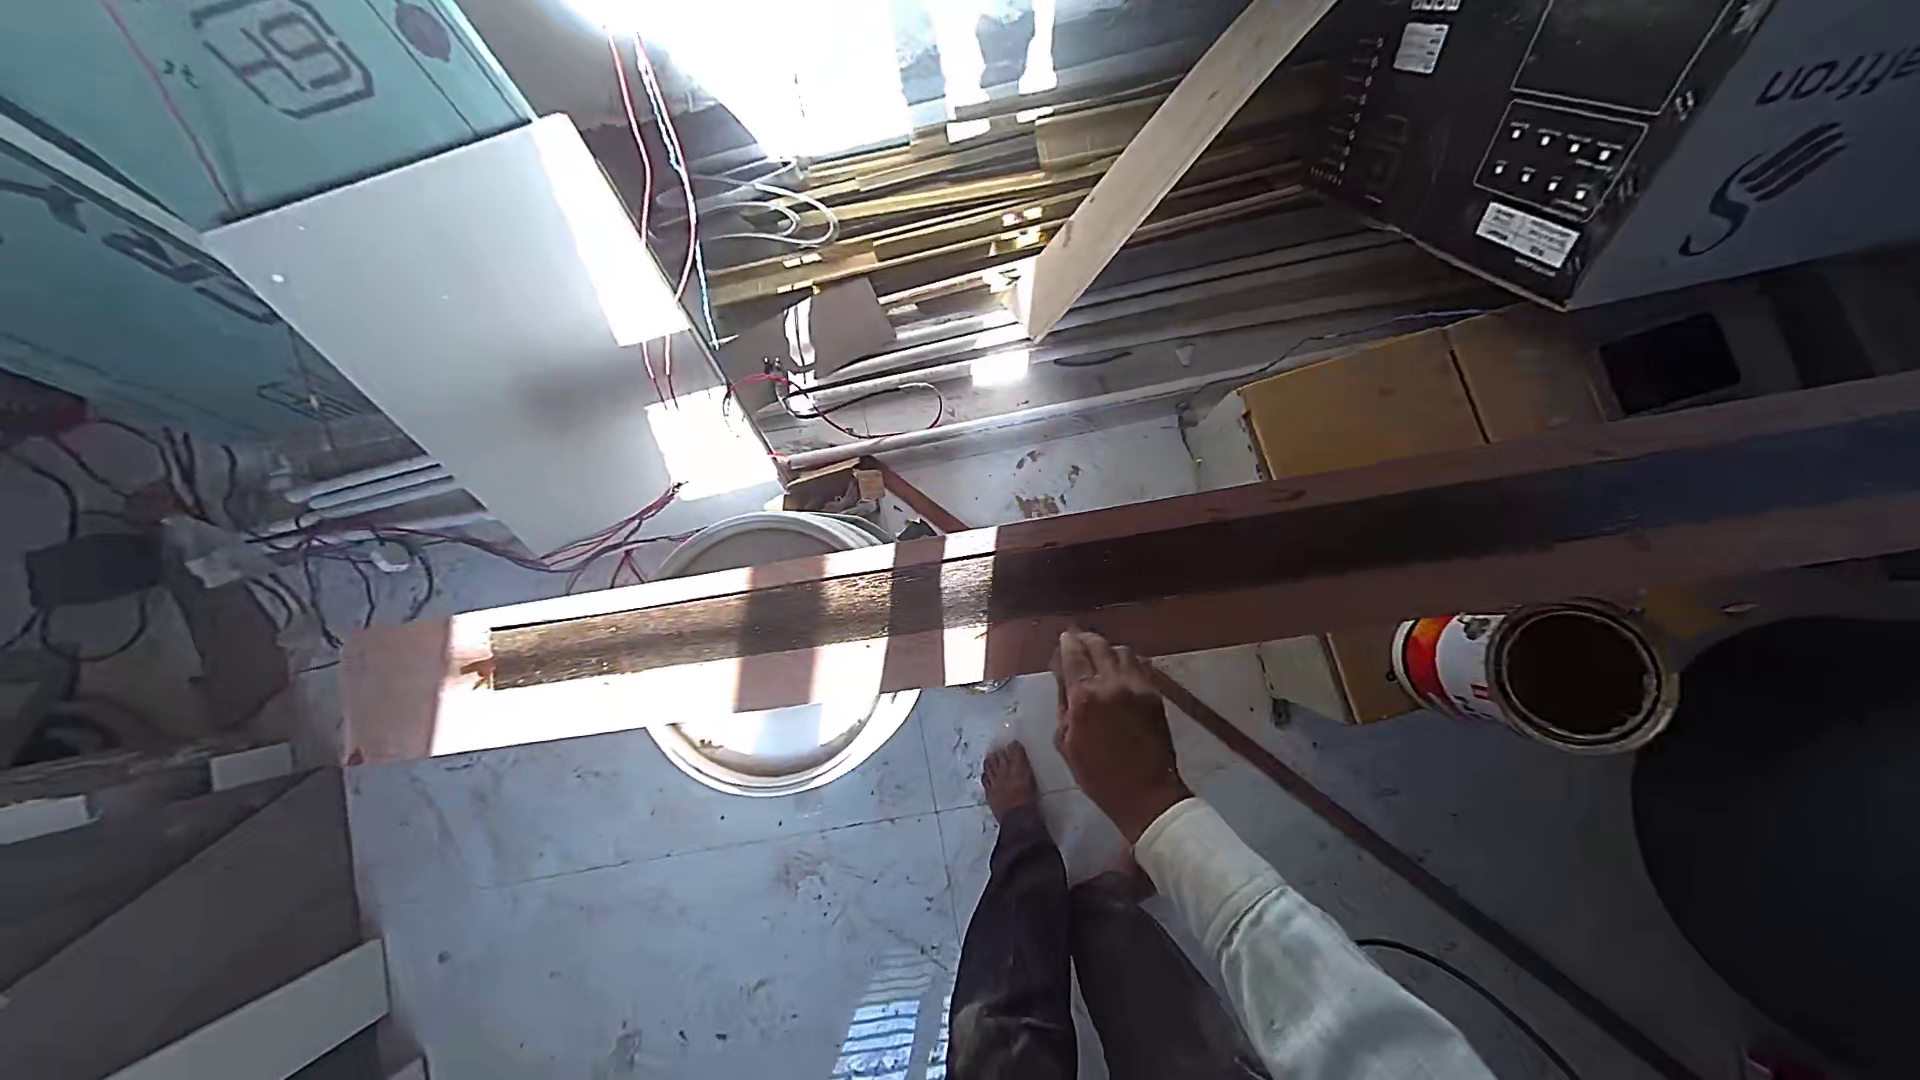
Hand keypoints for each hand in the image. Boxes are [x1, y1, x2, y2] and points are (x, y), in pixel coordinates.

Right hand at [1052, 630, 1192, 843]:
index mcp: (1085, 696)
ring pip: (1121, 650)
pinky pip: (1139, 665)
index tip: (1063, 640)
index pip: (1073, 653)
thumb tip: (1063, 677)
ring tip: (1099, 659)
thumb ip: (1063, 703)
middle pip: (1097, 644)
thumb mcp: (1065, 741)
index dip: (1066, 642)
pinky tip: (1119, 671)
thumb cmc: (1097, 774)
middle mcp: (1112, 683)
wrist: (1145, 793)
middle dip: (1084, 640)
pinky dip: (1125, 662)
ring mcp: (1137, 686)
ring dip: (1106, 650)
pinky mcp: (1154, 694)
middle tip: (1077, 642)